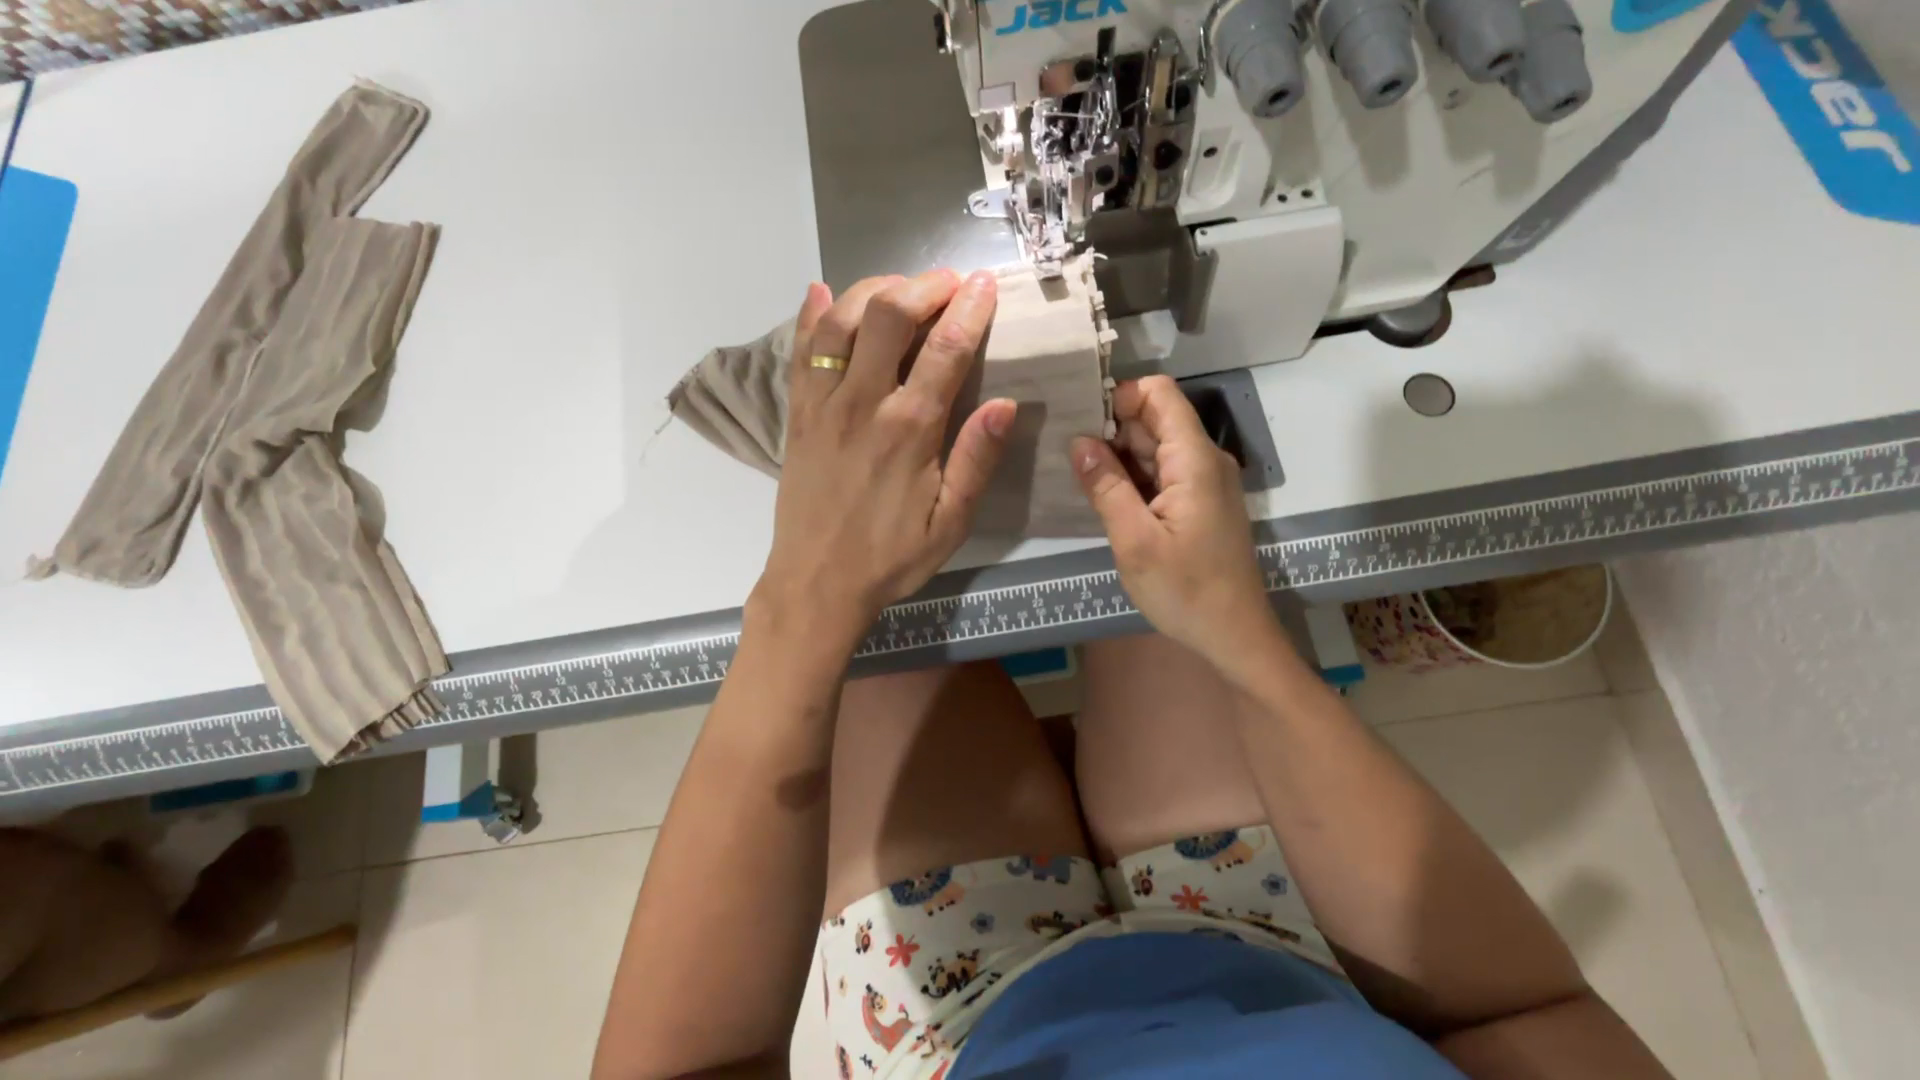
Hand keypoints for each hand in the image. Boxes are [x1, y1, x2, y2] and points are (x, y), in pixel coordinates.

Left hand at [753, 270, 1016, 646]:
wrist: (816, 584)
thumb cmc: (891, 558)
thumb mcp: (950, 524)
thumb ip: (977, 461)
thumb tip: (1008, 403)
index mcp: (909, 429)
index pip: (946, 349)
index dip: (969, 308)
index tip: (985, 283)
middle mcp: (862, 403)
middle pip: (889, 315)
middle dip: (923, 285)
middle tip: (948, 281)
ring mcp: (822, 404)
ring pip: (841, 320)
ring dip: (873, 289)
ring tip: (901, 285)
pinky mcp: (797, 414)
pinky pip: (801, 351)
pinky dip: (811, 314)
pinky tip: (822, 291)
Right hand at [1071, 376, 1289, 679]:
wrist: (1235, 635)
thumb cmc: (1186, 591)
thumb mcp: (1134, 541)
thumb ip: (1106, 486)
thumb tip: (1078, 441)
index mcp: (1194, 460)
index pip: (1159, 393)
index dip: (1119, 397)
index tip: (1080, 421)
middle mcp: (1205, 460)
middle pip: (1156, 419)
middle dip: (1112, 428)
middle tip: (1068, 454)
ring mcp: (1205, 482)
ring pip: (1157, 446)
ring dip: (1120, 455)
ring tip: (1079, 475)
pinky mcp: (1201, 503)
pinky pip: (1164, 473)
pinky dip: (1135, 477)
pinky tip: (1106, 496)